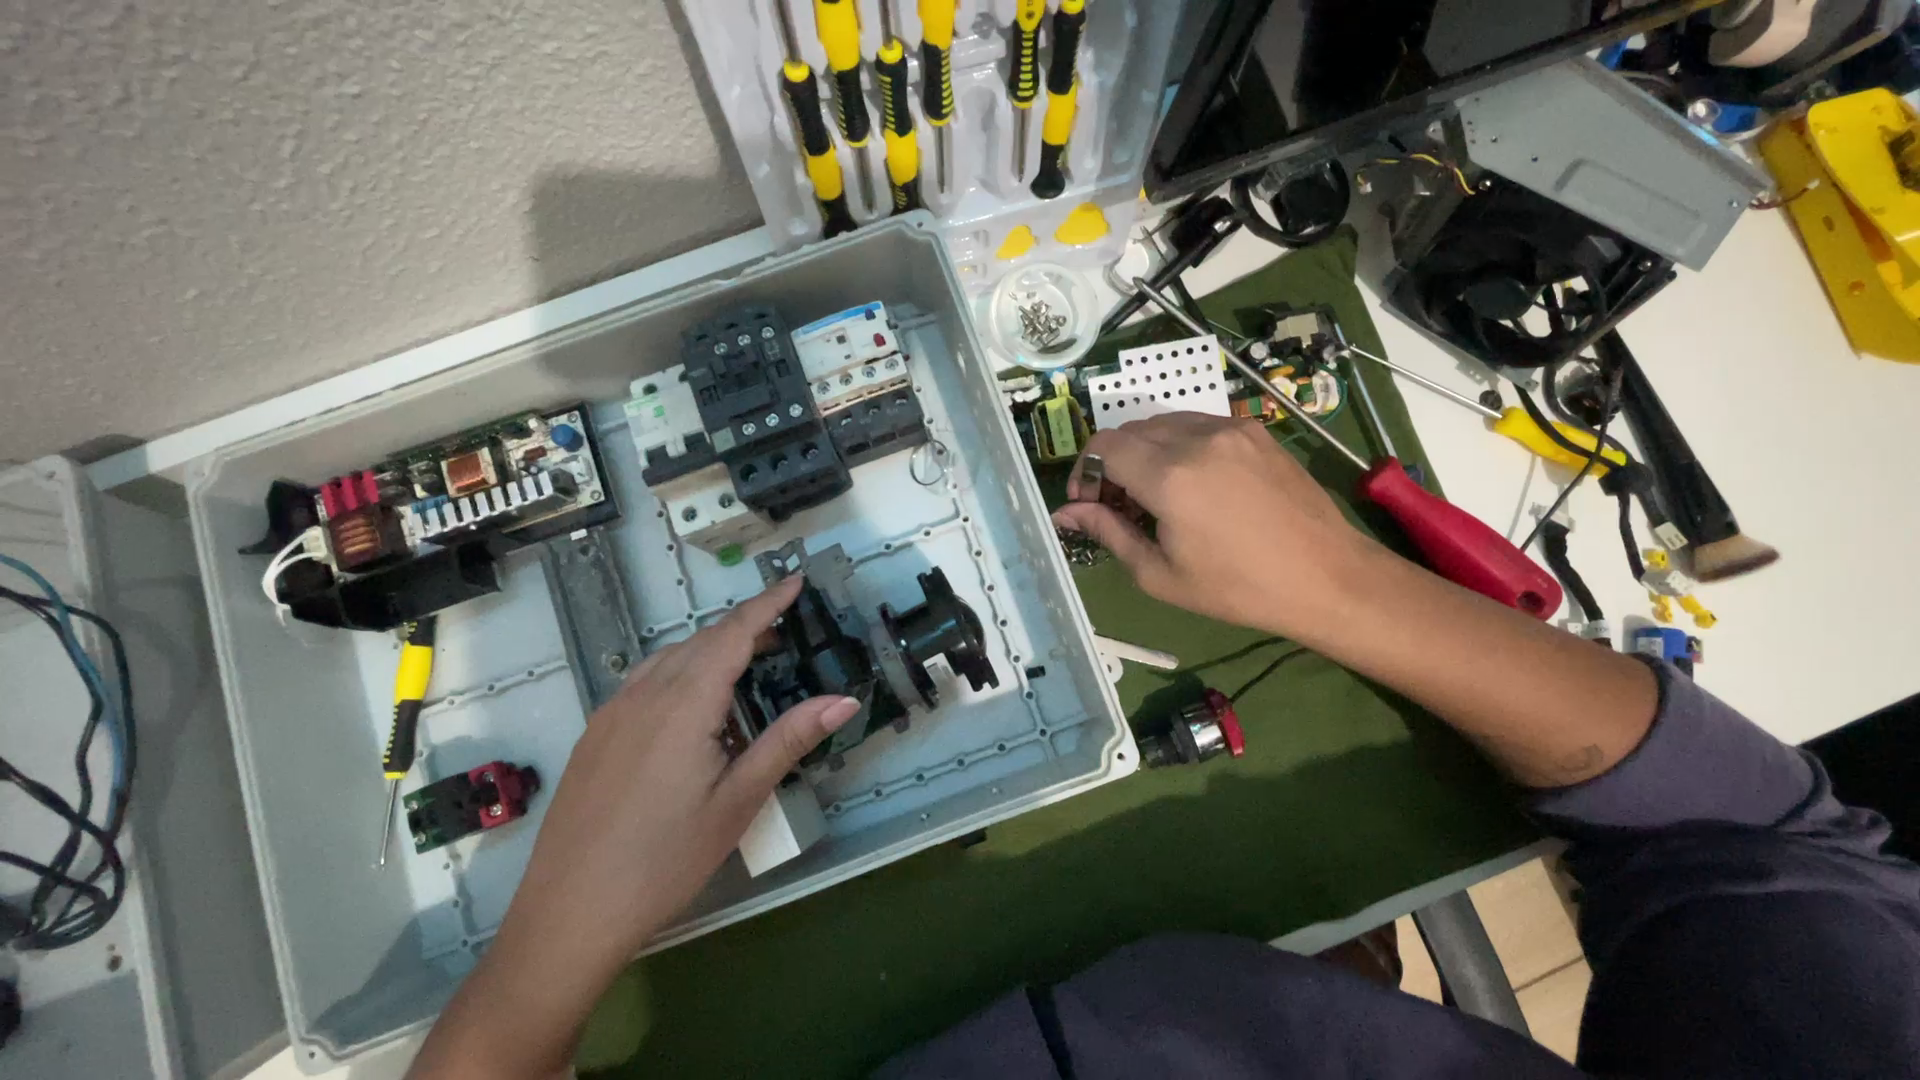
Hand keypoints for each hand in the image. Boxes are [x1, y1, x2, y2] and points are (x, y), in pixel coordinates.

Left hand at [410, 576, 857, 1078]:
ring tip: (744, 664)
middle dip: (744, 627)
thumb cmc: (665, 860)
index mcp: (684, 704)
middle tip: (783, 632)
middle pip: (700, 641)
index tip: (795, 581)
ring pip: (669, 659)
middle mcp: (643, 695)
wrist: (569, 914)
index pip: (733, 634)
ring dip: (710, 649)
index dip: (767, 604)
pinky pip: (644, 682)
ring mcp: (611, 714)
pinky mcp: (594, 736)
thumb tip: (844, 698)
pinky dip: (679, 672)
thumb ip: (788, 741)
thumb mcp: (737, 801)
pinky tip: (692, 706)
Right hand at [1052, 413, 1375, 639]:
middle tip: (1118, 504)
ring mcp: (1230, 429)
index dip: (1085, 471)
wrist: (1325, 576)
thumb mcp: (1160, 573)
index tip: (1088, 502)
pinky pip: (1199, 424)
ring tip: (1155, 493)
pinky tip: (1193, 482)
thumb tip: (1066, 513)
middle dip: (1112, 463)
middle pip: (1131, 431)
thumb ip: (1108, 532)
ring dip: (1145, 451)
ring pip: (1164, 423)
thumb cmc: (1237, 588)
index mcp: (1169, 477)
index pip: (1104, 447)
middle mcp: (1197, 439)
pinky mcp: (1255, 430)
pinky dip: (1180, 444)